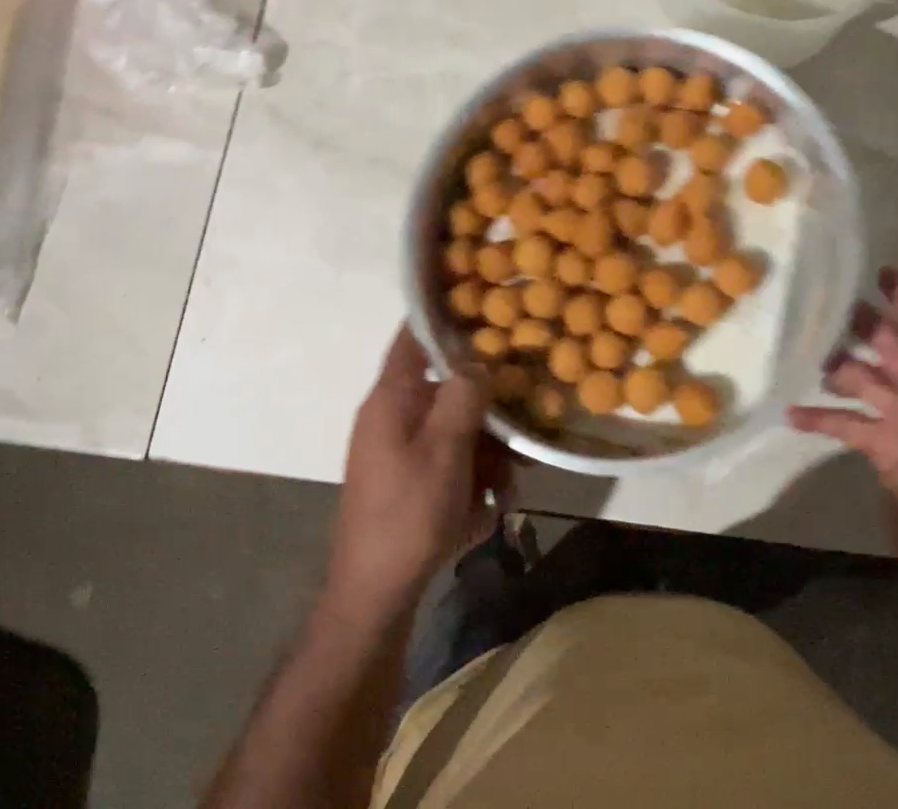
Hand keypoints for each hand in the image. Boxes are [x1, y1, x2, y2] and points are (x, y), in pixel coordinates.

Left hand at [327, 328, 511, 604]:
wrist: (375, 588)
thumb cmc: (409, 512)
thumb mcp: (445, 450)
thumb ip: (463, 396)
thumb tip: (478, 361)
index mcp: (390, 399)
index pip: (413, 338)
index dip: (444, 318)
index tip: (484, 308)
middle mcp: (391, 417)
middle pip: (446, 390)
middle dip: (487, 413)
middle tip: (522, 437)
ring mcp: (398, 451)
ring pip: (454, 430)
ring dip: (485, 454)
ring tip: (505, 488)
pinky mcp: (407, 480)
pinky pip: (447, 462)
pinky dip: (470, 478)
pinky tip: (487, 510)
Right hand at [789, 270, 897, 572]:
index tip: (884, 273)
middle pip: (897, 354)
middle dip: (868, 327)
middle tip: (824, 304)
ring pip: (869, 387)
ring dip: (839, 370)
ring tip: (800, 352)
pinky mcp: (887, 457)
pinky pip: (851, 428)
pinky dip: (825, 420)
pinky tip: (792, 416)